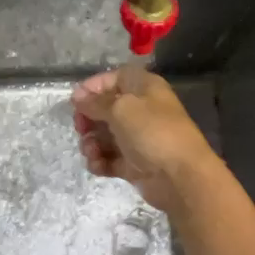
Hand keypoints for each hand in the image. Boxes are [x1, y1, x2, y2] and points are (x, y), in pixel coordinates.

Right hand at [71, 66, 224, 213]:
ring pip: (105, 136)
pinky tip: (97, 165)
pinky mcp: (133, 164)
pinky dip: (100, 161)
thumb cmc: (152, 132)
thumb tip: (78, 97)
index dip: (94, 87)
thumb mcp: (121, 109)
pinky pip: (110, 159)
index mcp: (144, 88)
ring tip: (91, 151)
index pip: (115, 78)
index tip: (75, 100)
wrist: (179, 176)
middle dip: (89, 118)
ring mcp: (137, 139)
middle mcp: (141, 111)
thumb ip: (96, 102)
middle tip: (81, 128)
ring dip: (92, 143)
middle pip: (106, 109)